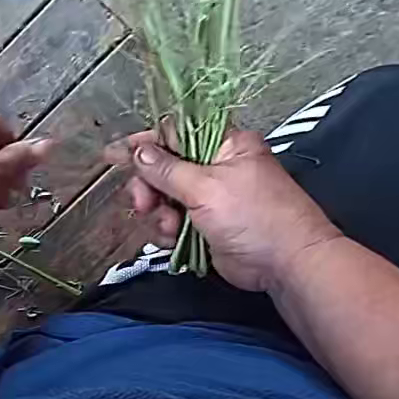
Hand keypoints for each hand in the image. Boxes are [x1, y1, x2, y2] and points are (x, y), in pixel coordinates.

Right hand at [105, 128, 341, 291]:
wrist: (284, 263)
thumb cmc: (257, 218)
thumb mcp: (206, 187)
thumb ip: (167, 169)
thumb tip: (138, 151)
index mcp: (225, 145)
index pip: (174, 134)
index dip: (143, 144)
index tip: (114, 154)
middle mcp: (215, 167)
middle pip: (162, 168)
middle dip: (148, 187)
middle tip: (142, 203)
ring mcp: (208, 197)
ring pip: (162, 198)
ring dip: (158, 213)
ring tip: (169, 226)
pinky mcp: (202, 224)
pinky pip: (170, 221)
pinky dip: (166, 230)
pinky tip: (173, 238)